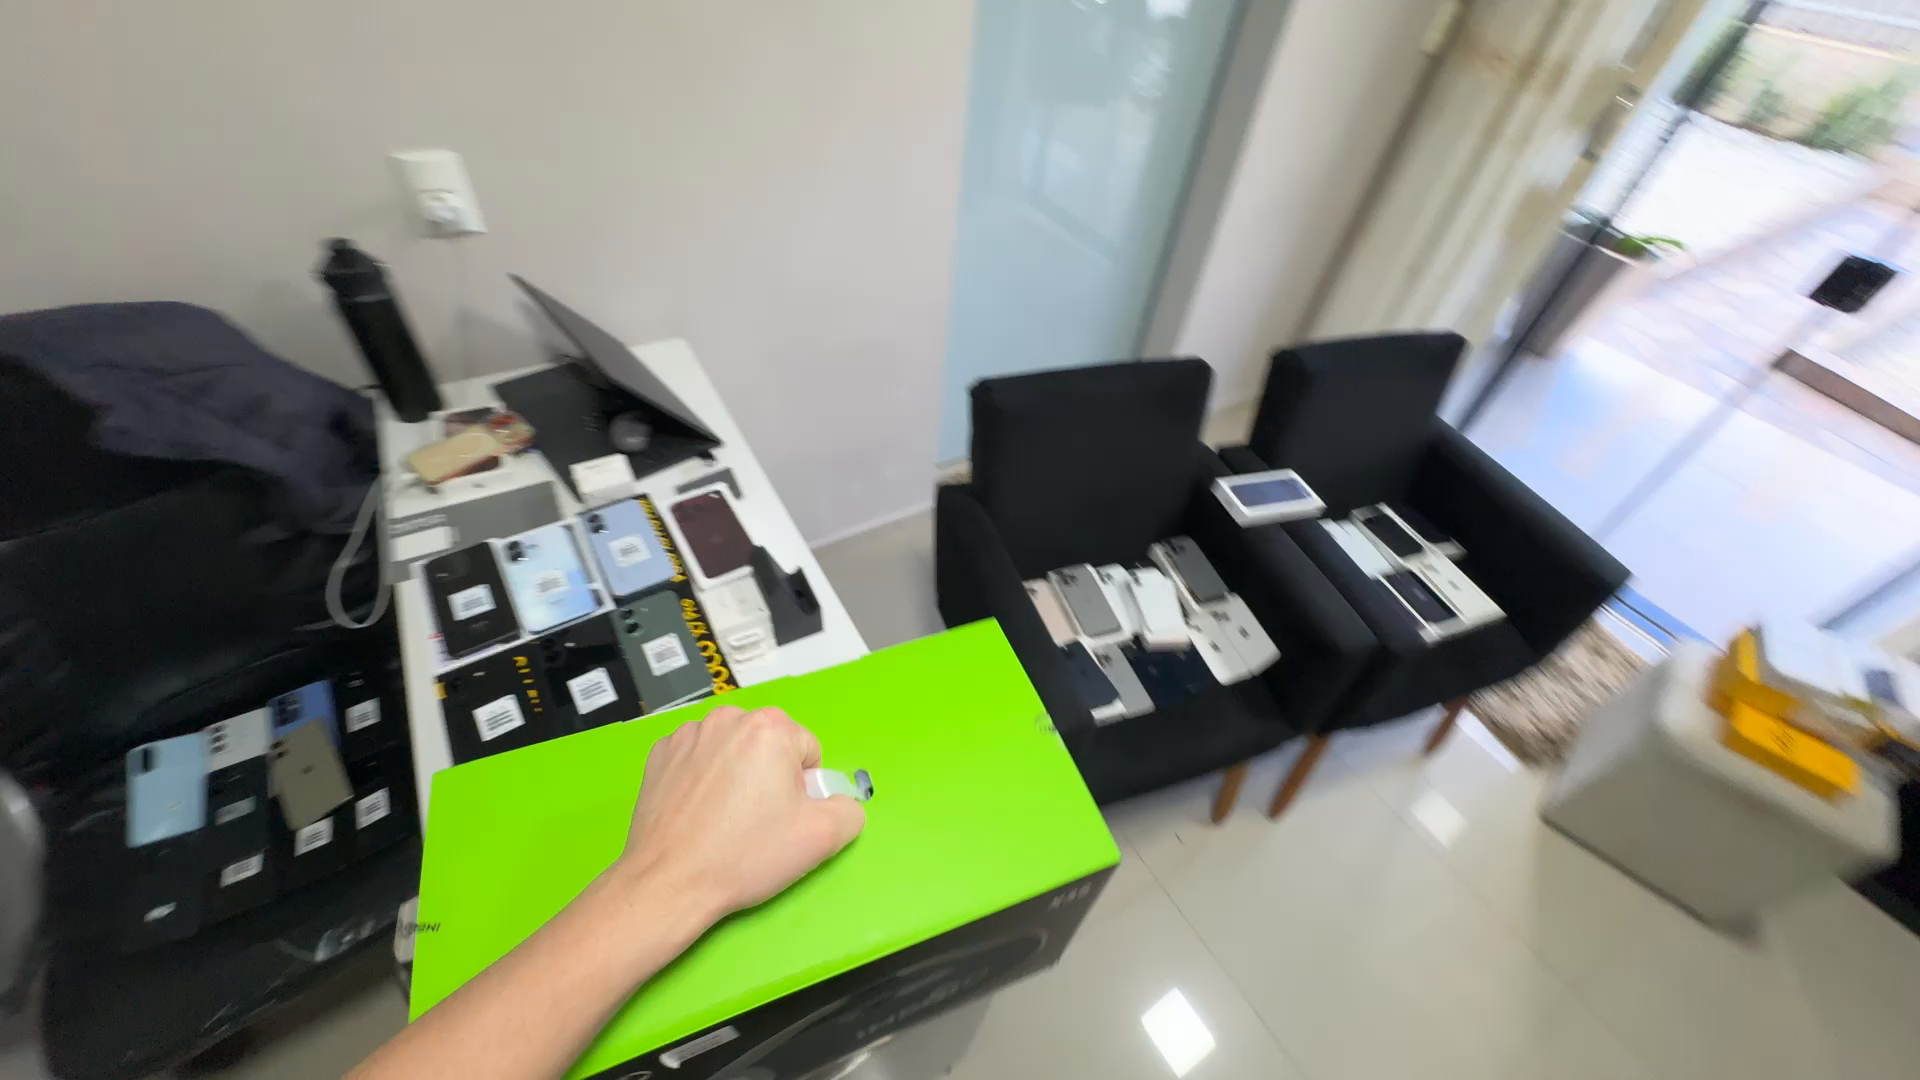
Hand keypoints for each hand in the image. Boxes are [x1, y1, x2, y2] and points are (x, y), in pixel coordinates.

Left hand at [615, 706, 865, 920]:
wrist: (668, 885)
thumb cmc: (744, 856)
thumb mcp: (821, 838)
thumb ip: (849, 809)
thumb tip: (841, 801)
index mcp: (771, 727)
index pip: (808, 750)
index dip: (803, 787)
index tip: (783, 815)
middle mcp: (729, 718)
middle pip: (770, 744)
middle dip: (771, 775)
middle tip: (757, 819)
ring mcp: (689, 733)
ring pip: (734, 748)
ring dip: (736, 772)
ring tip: (724, 817)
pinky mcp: (661, 754)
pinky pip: (698, 757)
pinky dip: (703, 776)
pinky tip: (698, 811)